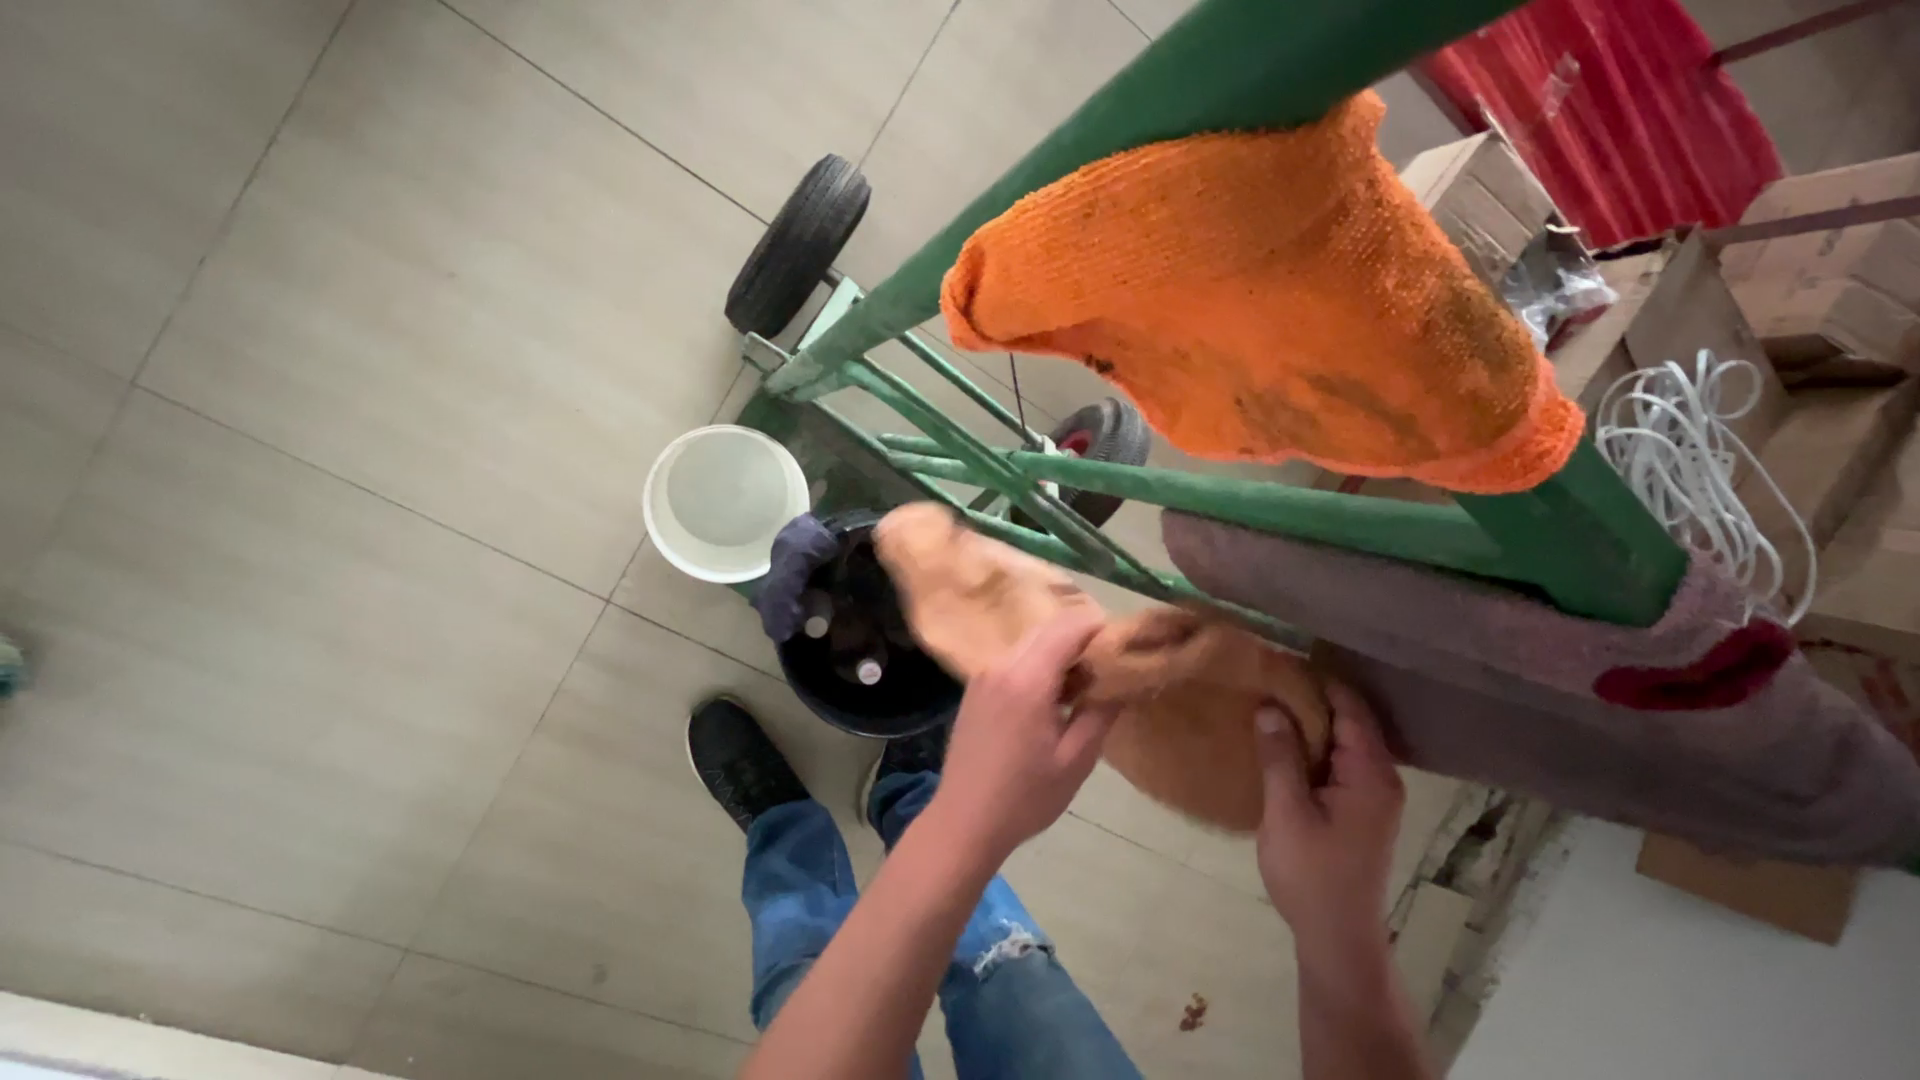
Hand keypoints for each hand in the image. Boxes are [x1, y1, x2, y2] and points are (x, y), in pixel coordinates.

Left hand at [927, 609, 1119, 861]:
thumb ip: (1101, 712)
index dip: (1100, 628)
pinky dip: (1037, 665)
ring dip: (1059, 652)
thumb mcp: (1076, 760)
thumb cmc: (1025, 797)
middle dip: (1081, 639)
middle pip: (1048, 628)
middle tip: (1107, 670)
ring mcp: (982, 675)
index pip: (1069, 626)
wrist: (964, 822)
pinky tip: (1051, 700)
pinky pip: (1013, 660)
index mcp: (1027, 679)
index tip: (1124, 650)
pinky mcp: (974, 689)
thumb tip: (1122, 681)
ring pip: (1029, 642)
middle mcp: (1000, 665)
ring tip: (1082, 689)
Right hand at [1254, 681, 1404, 949]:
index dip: (1317, 681)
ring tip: (1267, 704)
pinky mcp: (1360, 810)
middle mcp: (1382, 779)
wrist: (1337, 937)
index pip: (1350, 709)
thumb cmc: (1312, 874)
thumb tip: (1269, 707)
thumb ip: (1280, 757)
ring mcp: (1374, 795)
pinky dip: (1313, 748)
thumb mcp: (1287, 812)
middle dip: (1310, 699)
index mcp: (1371, 774)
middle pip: (1349, 721)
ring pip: (1343, 742)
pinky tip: (1281, 744)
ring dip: (1309, 724)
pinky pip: (1339, 762)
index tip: (1278, 661)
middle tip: (1265, 678)